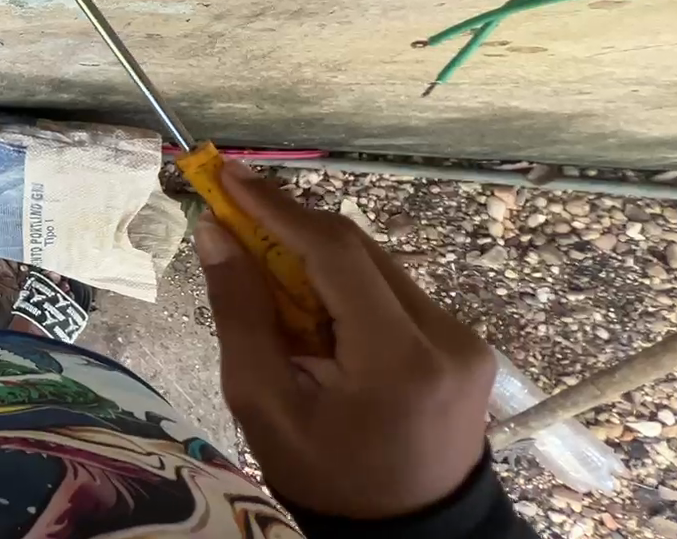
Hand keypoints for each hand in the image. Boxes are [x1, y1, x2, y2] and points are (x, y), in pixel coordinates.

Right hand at [196, 162, 495, 518]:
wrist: (406, 534)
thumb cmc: (321, 469)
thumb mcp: (259, 394)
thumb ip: (238, 307)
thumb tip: (215, 231)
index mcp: (399, 357)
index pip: (333, 252)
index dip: (275, 206)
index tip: (225, 174)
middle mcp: (446, 336)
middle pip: (353, 248)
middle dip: (284, 221)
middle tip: (226, 207)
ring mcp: (461, 339)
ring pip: (368, 260)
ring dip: (305, 248)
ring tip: (255, 259)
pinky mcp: (457, 343)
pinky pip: (382, 284)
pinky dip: (332, 275)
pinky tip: (299, 294)